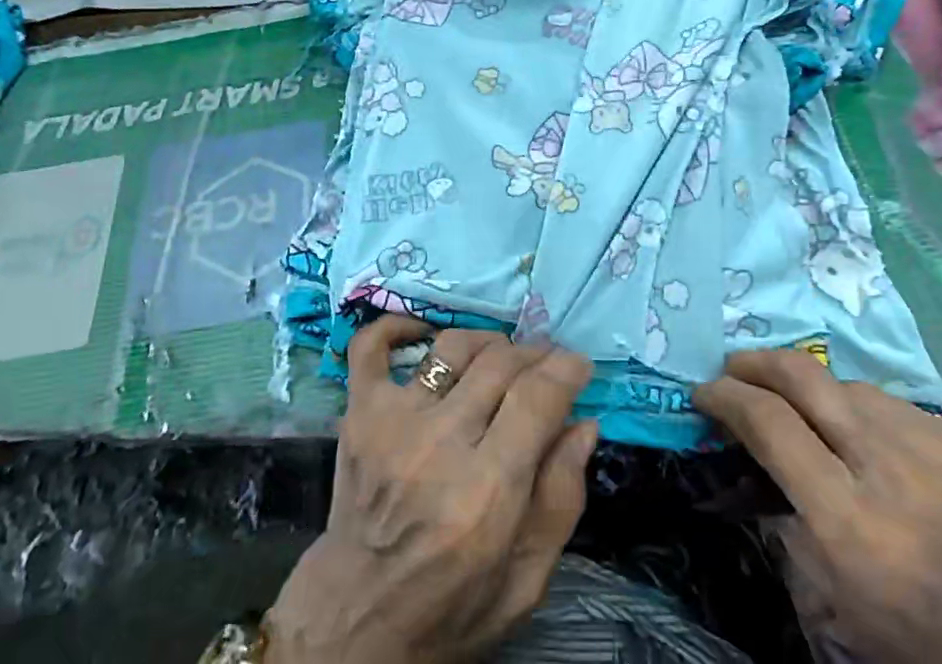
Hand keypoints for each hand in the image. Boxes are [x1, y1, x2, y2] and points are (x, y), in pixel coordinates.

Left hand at [267, 316, 598, 663]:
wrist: (359, 613)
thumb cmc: (452, 603)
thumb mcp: (526, 578)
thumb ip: (561, 498)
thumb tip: (583, 424)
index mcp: (487, 490)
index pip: (537, 399)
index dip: (566, 370)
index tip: (578, 366)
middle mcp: (439, 443)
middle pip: (499, 365)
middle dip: (535, 353)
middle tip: (546, 361)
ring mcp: (392, 421)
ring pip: (450, 347)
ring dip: (486, 341)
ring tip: (501, 355)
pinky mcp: (358, 413)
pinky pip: (370, 348)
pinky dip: (396, 327)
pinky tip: (423, 332)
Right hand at [694, 351, 941, 663]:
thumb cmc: (898, 620)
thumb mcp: (818, 577)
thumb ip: (777, 495)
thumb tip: (740, 430)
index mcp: (848, 516)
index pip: (769, 421)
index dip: (725, 396)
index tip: (703, 393)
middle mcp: (891, 468)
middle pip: (803, 377)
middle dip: (754, 363)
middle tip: (731, 370)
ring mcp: (933, 445)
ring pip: (840, 381)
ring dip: (803, 385)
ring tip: (790, 403)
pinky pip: (881, 398)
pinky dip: (850, 404)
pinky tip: (849, 428)